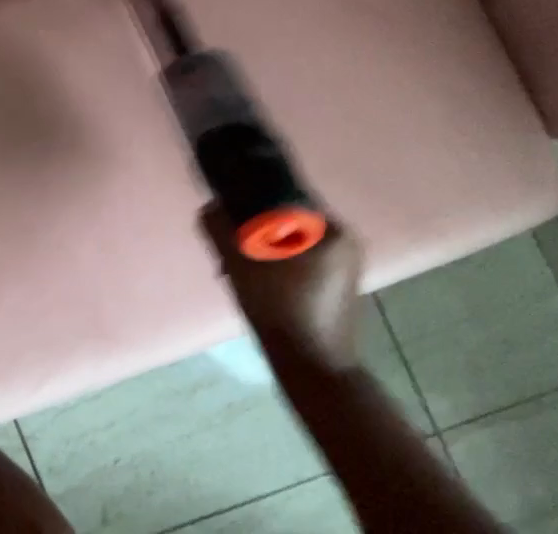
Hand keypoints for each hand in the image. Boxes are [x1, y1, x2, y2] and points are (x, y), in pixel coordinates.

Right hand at [199, 204, 365, 372]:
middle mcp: (345, 241)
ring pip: (291, 239)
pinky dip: (277, 262)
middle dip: (254, 228)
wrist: (310, 363)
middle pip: (287, 218)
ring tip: (238, 266)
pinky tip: (257, 281)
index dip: (249, 200)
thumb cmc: (278, 306)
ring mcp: (345, 264)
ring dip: (263, 246)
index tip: (228, 217)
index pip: (283, 195)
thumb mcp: (238, 260)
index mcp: (331, 230)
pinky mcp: (339, 284)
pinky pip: (301, 258)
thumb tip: (212, 205)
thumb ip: (218, 226)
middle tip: (229, 246)